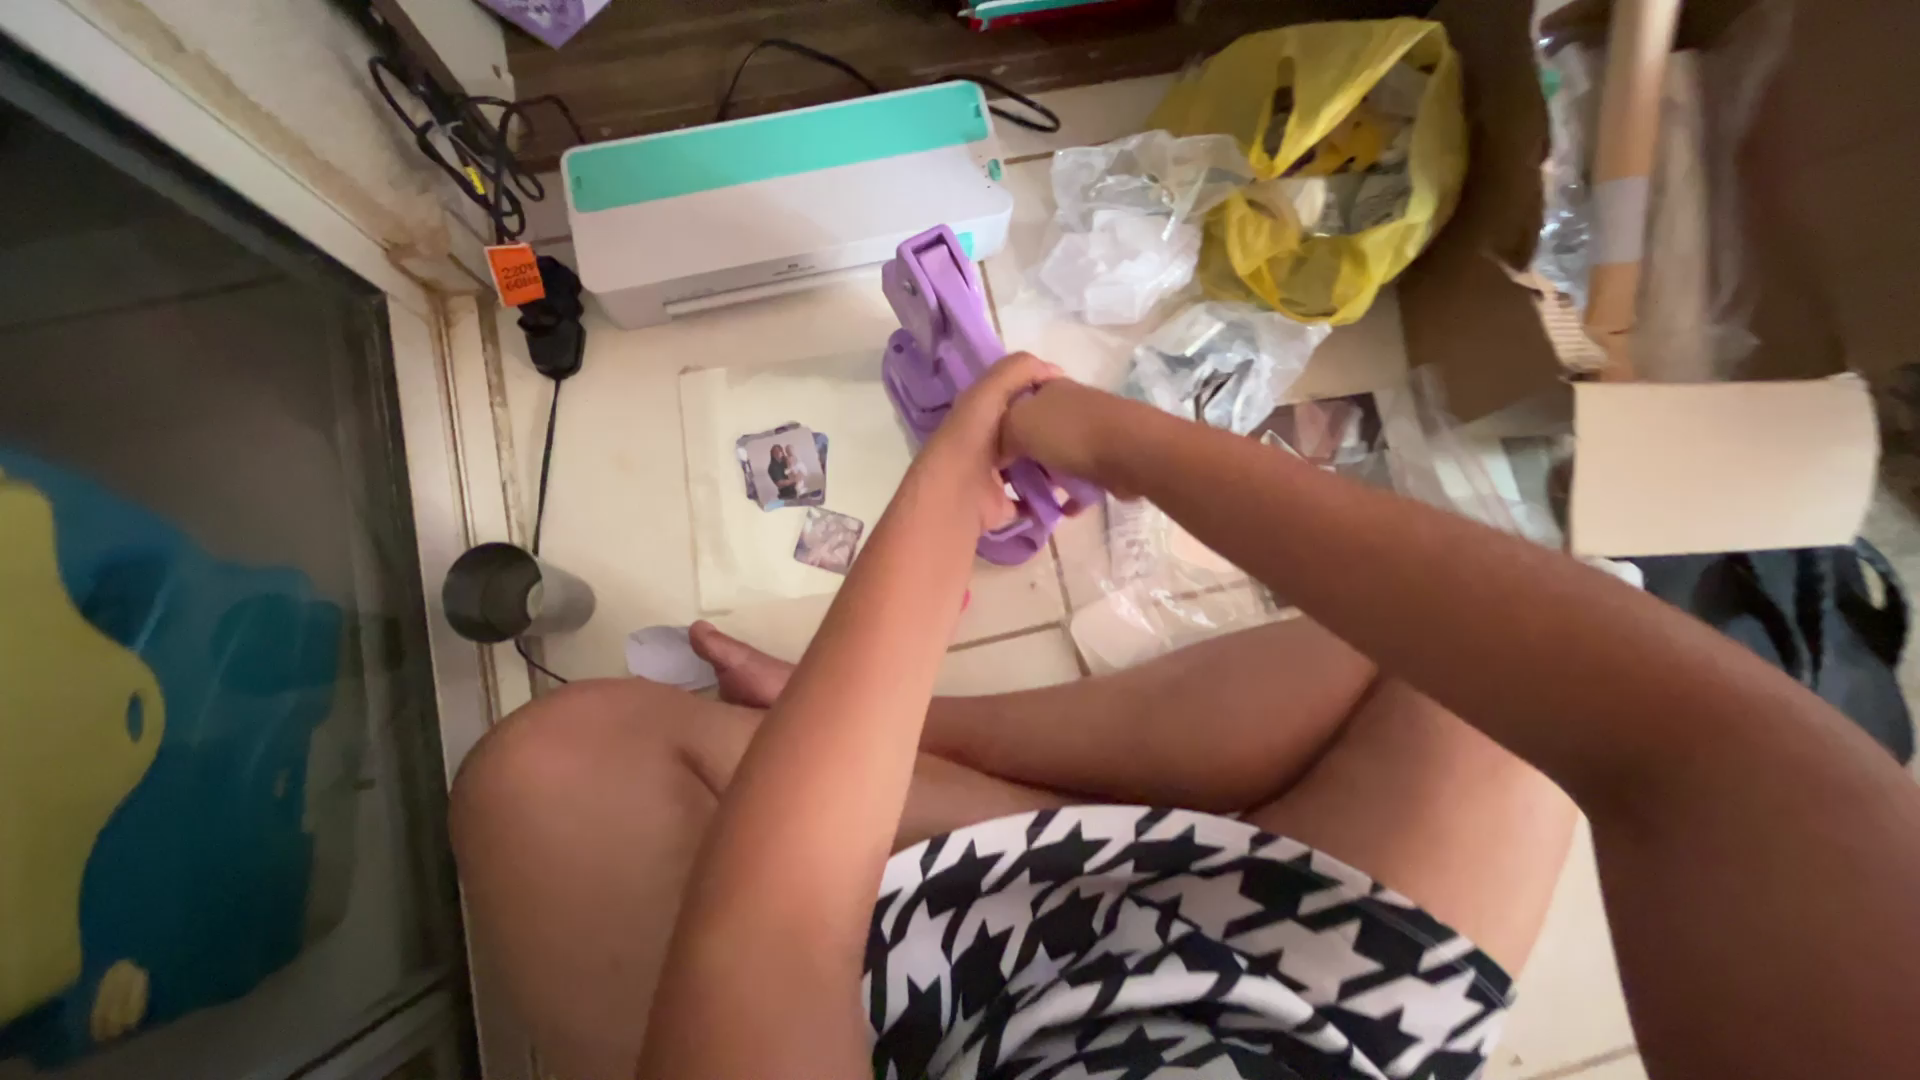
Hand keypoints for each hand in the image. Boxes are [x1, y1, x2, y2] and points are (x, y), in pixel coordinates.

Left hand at [917, 351, 1064, 530]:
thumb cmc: (971, 438)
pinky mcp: (999, 507)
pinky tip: (1068, 494)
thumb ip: (1018, 370)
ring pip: (1027, 469)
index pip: (1011, 400)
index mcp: (977, 415)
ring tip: (1076, 462)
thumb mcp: (990, 391)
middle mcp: (983, 445)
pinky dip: (1045, 501)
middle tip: (1076, 432)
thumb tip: (1055, 371)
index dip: (1036, 395)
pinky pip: (1029, 502)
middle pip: (1021, 435)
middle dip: (1047, 434)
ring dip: (1049, 468)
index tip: (1068, 397)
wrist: (956, 494)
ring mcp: (991, 478)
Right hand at [1003, 378, 1146, 498]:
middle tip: (1008, 482)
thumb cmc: (1069, 433)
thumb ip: (1001, 433)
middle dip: (1022, 456)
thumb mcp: (1018, 424)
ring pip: (1057, 455)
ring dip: (1047, 477)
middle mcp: (1069, 405)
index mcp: (1046, 388)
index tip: (988, 453)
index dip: (998, 426)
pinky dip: (1071, 494)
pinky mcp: (1108, 456)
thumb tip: (1001, 451)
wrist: (1130, 450)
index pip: (1014, 402)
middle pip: (1036, 431)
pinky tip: (1062, 510)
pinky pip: (1081, 477)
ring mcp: (1091, 431)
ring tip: (1033, 500)